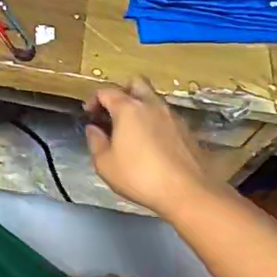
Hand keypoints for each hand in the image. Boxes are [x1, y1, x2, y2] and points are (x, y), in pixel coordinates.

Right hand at [84, 77, 221, 215]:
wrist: (188, 192)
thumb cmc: (139, 176)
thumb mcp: (105, 164)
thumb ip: (95, 141)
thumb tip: (94, 129)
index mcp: (128, 108)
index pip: (106, 92)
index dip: (94, 100)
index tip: (89, 114)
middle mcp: (152, 105)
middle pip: (136, 84)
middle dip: (122, 92)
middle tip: (113, 112)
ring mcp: (173, 116)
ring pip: (153, 100)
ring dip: (140, 108)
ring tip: (131, 131)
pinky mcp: (187, 130)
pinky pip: (166, 117)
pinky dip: (154, 122)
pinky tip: (151, 144)